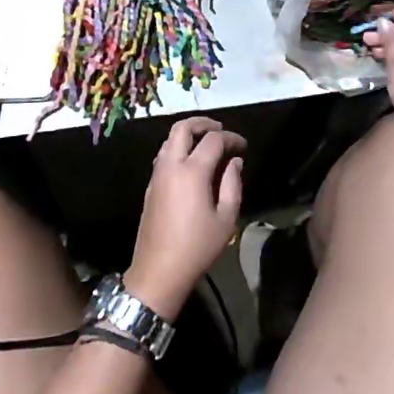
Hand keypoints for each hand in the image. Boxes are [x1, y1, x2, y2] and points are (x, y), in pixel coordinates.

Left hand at [125, 117, 244, 319]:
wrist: (158, 271)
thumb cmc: (197, 247)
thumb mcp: (226, 218)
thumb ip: (233, 184)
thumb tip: (234, 162)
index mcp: (192, 172)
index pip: (213, 140)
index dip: (231, 137)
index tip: (243, 146)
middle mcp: (171, 166)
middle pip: (182, 128)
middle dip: (202, 123)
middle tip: (220, 129)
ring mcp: (157, 176)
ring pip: (169, 140)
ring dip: (187, 134)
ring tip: (206, 143)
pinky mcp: (150, 187)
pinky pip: (163, 155)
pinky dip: (177, 148)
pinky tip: (192, 162)